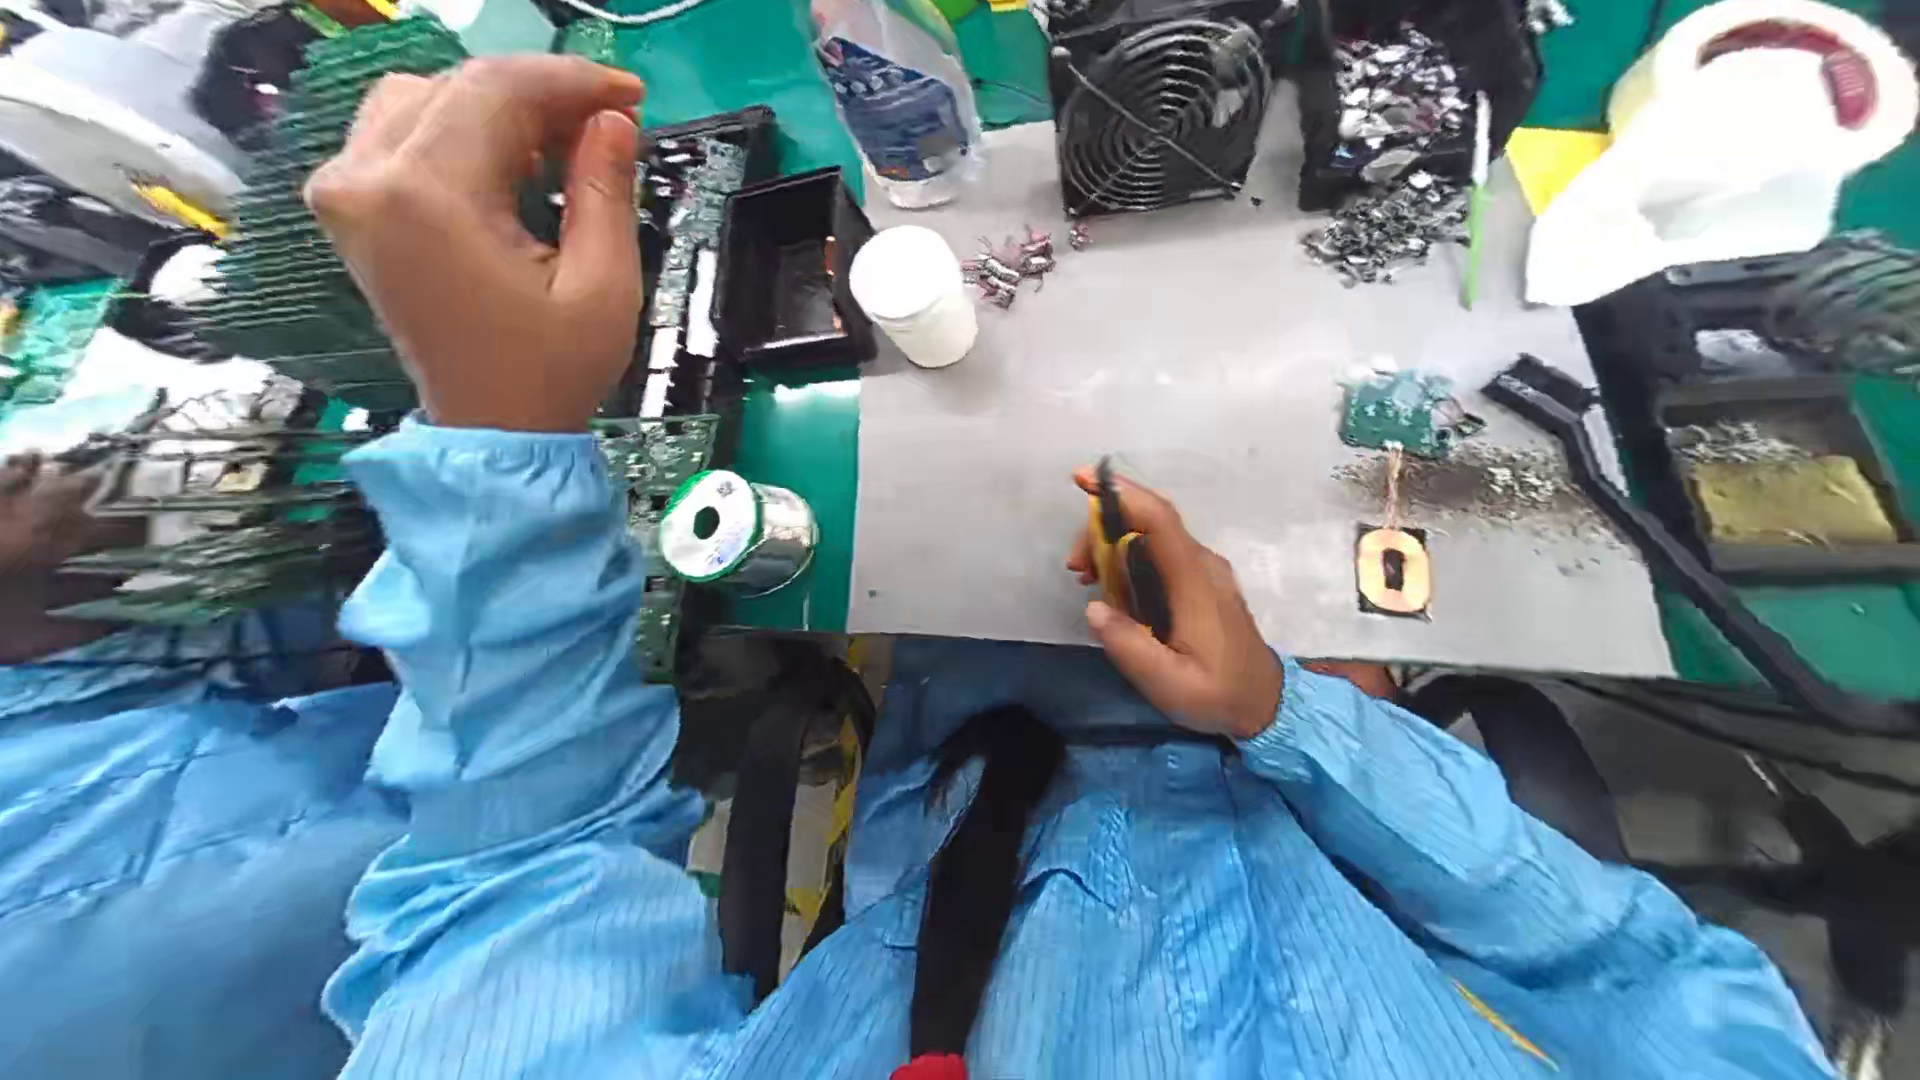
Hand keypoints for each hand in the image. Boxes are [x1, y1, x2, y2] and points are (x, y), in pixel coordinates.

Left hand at [305, 56, 644, 431]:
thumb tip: (613, 122)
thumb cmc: (557, 370)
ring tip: (566, 147)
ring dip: (500, 112)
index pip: (496, 93)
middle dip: (540, 96)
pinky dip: (465, 136)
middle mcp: (363, 176)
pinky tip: (515, 165)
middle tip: (608, 125)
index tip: (631, 94)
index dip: (571, 83)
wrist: (497, 428)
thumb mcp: (604, 287)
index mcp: (427, 197)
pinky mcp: (353, 209)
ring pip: (423, 101)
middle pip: (455, 87)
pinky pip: (403, 136)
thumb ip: (605, 194)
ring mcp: (345, 191)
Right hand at [1066, 467, 1282, 739]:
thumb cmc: (1219, 695)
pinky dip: (1126, 556)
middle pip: (1148, 522)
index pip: (1158, 521)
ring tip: (1085, 578)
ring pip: (1150, 536)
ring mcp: (1203, 570)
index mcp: (1195, 582)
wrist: (1266, 705)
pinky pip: (1158, 552)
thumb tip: (1093, 607)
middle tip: (1075, 567)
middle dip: (1103, 529)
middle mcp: (1202, 565)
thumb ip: (1129, 646)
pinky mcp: (1199, 580)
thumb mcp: (1168, 684)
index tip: (1083, 479)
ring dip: (1111, 545)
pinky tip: (1109, 584)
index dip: (1121, 494)